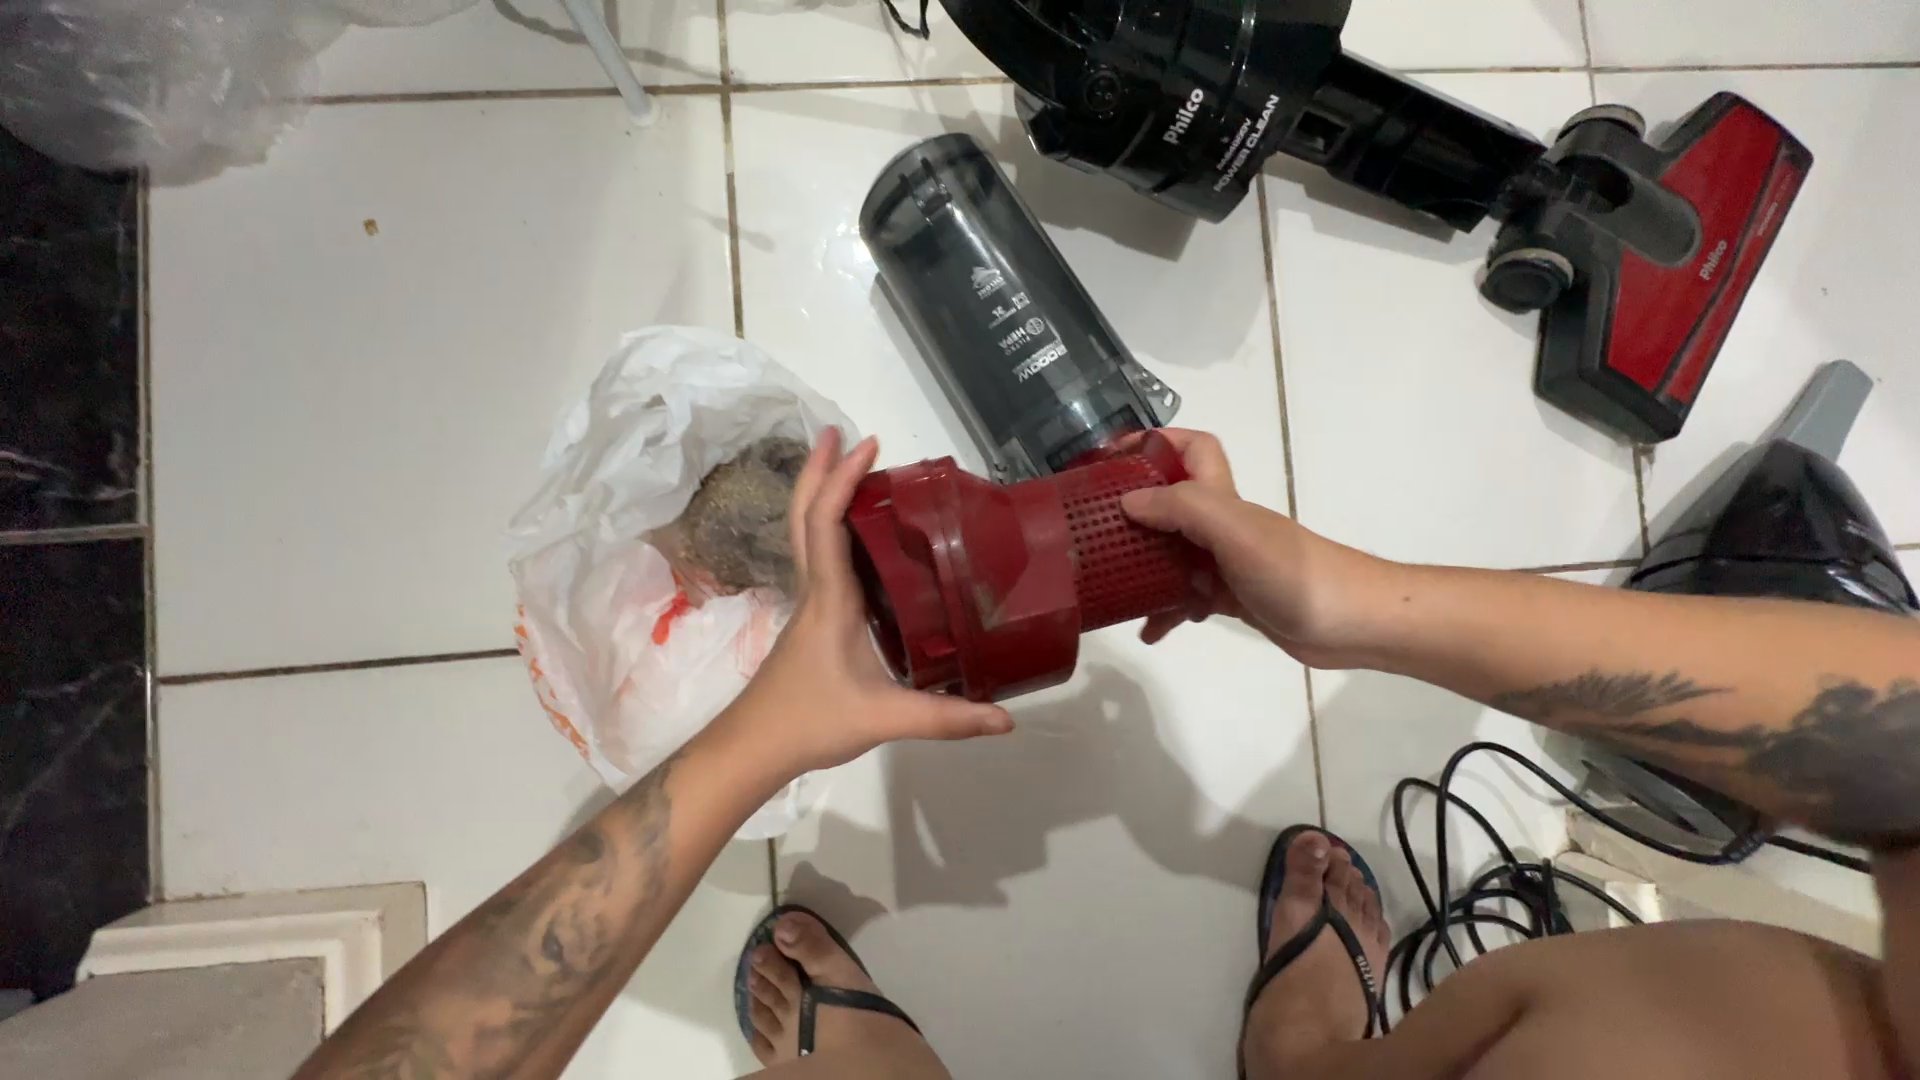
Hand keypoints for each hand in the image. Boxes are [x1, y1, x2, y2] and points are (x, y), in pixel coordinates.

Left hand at [718, 428, 1013, 777]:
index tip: (868, 446)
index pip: (826, 524)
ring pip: (804, 533)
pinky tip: (854, 535)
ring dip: (820, 493)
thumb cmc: (811, 722)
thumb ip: (946, 718)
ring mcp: (807, 602)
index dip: (841, 479)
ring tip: (848, 467)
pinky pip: (816, 556)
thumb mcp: (885, 719)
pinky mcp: (810, 617)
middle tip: (842, 435)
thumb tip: (1006, 719)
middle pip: (804, 516)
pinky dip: (828, 526)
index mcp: (830, 599)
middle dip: (819, 469)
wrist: (754, 747)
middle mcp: (814, 590)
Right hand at [1119, 429, 1403, 668]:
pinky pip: (1184, 598)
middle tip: (1090, 528)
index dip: (1153, 443)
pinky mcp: (1230, 596)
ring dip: (1141, 567)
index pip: (1189, 447)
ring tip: (1110, 584)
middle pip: (1168, 501)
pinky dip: (1166, 612)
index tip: (1108, 461)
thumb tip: (1128, 501)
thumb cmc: (1296, 573)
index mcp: (1221, 497)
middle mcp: (1220, 523)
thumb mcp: (1236, 533)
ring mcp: (1224, 561)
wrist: (1355, 624)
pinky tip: (1150, 631)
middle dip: (1130, 509)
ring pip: (1170, 553)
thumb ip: (1184, 509)